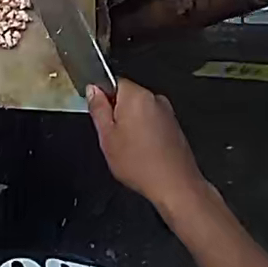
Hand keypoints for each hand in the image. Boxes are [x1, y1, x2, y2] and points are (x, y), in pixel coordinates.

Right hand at [87, 79, 210, 215]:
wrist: (174, 184)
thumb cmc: (141, 164)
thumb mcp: (107, 137)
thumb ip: (98, 108)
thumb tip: (93, 90)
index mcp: (136, 96)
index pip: (113, 82)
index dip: (103, 99)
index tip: (100, 116)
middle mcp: (154, 98)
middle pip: (127, 96)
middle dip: (118, 113)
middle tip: (113, 137)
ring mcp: (166, 111)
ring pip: (140, 111)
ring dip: (132, 124)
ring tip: (129, 148)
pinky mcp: (173, 125)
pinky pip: (152, 122)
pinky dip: (145, 132)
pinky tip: (143, 152)